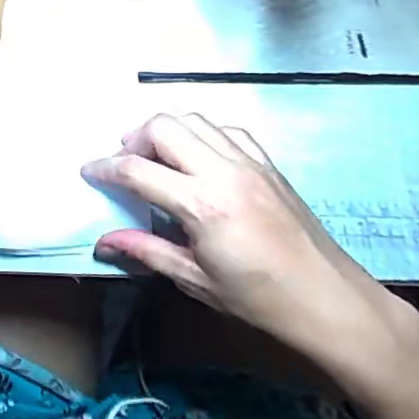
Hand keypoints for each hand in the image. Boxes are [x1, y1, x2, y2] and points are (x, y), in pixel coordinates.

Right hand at [82, 114, 418, 391]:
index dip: (105, 168)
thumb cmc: (258, 299)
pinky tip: (196, 155)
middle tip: (124, 163)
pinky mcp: (267, 163)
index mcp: (201, 204)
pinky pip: (225, 129)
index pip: (137, 170)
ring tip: (154, 155)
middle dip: (133, 139)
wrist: (329, 300)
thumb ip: (146, 251)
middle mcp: (223, 171)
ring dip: (166, 130)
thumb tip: (103, 242)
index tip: (89, 172)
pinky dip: (200, 132)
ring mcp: (249, 161)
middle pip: (163, 126)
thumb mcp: (194, 279)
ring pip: (194, 118)